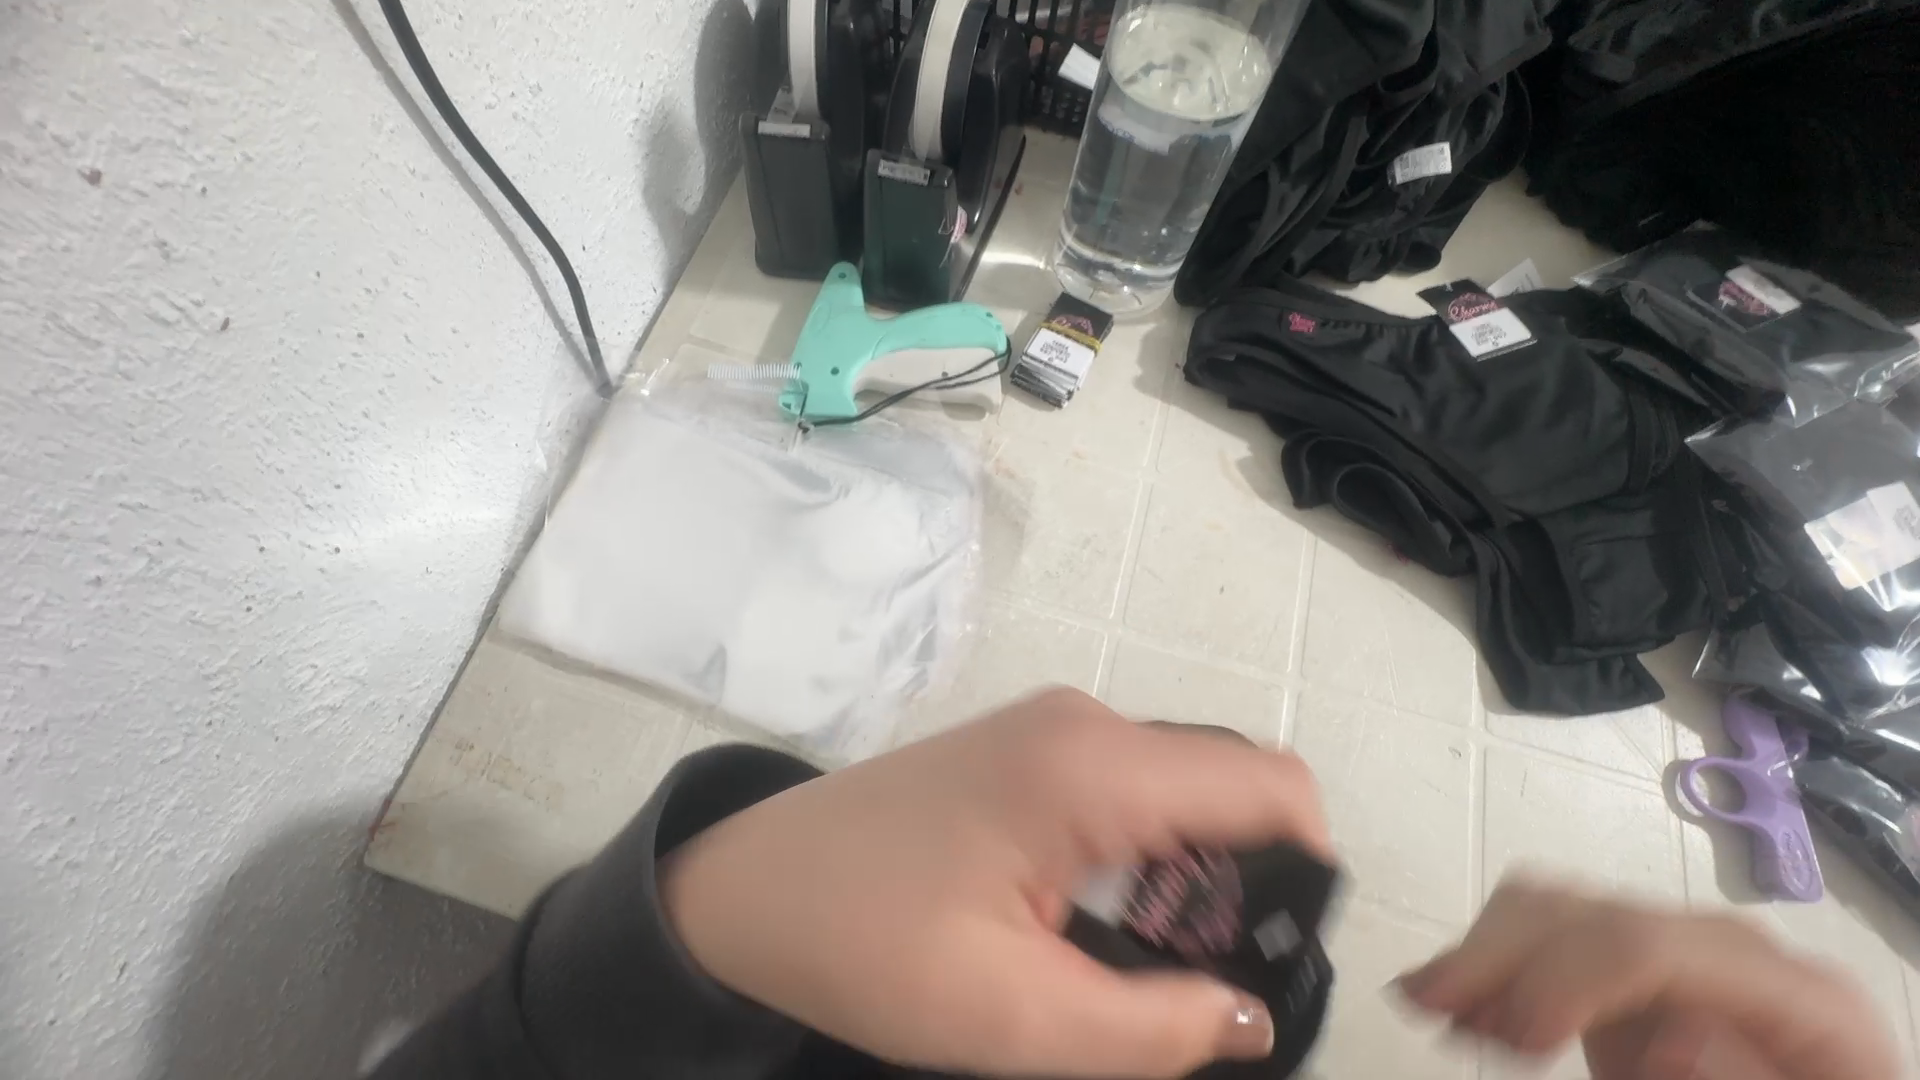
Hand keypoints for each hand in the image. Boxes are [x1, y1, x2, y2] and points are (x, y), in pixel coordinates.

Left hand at [659, 688, 1331, 1077]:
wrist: (753, 884)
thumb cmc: (869, 941)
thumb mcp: (1012, 1014)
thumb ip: (1153, 1026)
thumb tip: (1250, 1014)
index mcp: (1090, 767)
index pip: (1265, 782)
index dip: (1306, 866)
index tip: (1280, 949)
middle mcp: (1082, 723)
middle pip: (1224, 786)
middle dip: (1240, 881)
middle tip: (1189, 976)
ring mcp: (1051, 726)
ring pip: (1176, 790)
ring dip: (1182, 873)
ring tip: (1124, 956)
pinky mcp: (1026, 744)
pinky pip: (1125, 787)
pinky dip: (1138, 851)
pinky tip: (1083, 912)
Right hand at [1396, 877, 1899, 1079]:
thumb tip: (1672, 1039)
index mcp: (1784, 988)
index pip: (1643, 946)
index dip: (1560, 980)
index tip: (1511, 1042)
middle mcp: (1714, 944)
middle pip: (1577, 914)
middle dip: (1490, 955)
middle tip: (1424, 1005)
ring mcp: (1663, 941)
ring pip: (1540, 907)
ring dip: (1475, 952)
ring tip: (1430, 1004)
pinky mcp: (1618, 955)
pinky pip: (1535, 932)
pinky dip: (1484, 957)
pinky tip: (1456, 995)